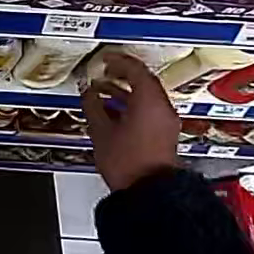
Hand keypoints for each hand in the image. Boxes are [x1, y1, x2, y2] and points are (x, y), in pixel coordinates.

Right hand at [81, 50, 180, 190]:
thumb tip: (88, 94)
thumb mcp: (101, 131)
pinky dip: (133, 106)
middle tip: (105, 72)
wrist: (149, 194)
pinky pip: (149, 111)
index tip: (106, 59)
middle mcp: (162, 108)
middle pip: (143, 81)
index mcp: (149, 100)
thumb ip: (93, 106)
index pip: (135, 69)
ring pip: (146, 97)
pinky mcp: (164, 136)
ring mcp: (165, 123)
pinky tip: (115, 113)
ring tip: (105, 92)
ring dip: (126, 92)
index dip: (118, 61)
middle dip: (122, 75)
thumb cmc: (130, 164)